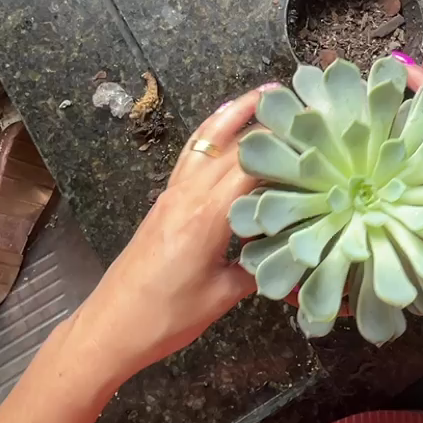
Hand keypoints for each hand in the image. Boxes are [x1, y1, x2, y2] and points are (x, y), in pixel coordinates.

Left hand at [64, 87, 268, 384]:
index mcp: (206, 215)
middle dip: (261, 118)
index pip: (248, 164)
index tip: (311, 130)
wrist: (111, 326)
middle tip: (296, 101)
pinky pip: (191, 155)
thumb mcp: (222, 298)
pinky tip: (225, 130)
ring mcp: (173, 193)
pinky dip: (211, 134)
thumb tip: (290, 254)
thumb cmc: (166, 316)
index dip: (280, 145)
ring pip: (204, 141)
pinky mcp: (165, 201)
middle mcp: (188, 193)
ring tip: (261, 95)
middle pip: (228, 143)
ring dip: (232, 115)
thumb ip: (258, 269)